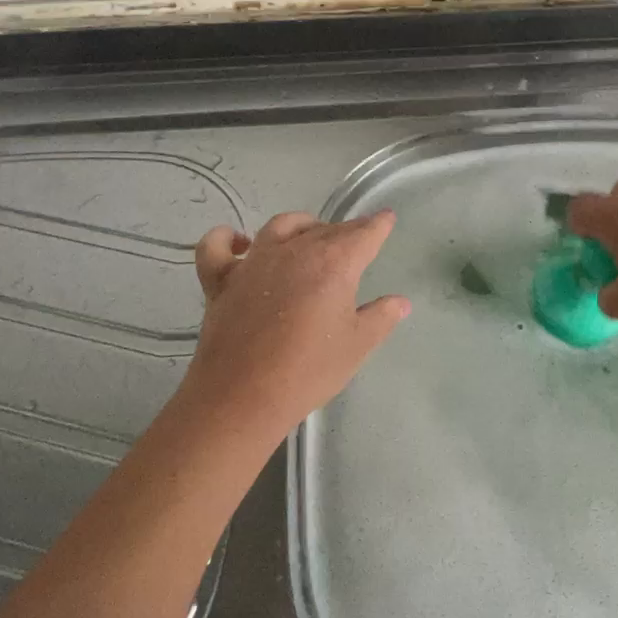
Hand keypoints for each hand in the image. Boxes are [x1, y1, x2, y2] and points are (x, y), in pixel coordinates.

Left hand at [185, 211, 409, 436]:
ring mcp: (253, 263)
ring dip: (299, 225)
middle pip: (325, 229)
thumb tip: (400, 302)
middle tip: (355, 241)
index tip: (386, 219)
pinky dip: (228, 238)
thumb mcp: (356, 347)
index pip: (363, 234)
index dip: (378, 225)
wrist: (242, 397)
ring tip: (309, 235)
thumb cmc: (307, 371)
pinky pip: (217, 246)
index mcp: (333, 264)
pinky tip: (240, 244)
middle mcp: (294, 251)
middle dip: (345, 231)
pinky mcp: (221, 280)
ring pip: (280, 226)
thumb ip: (381, 318)